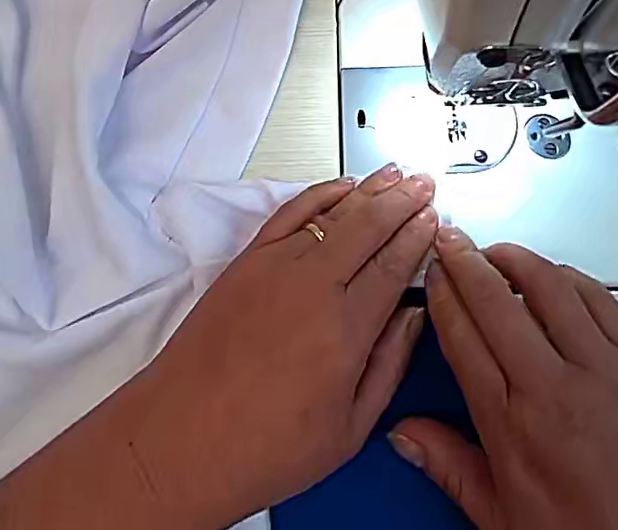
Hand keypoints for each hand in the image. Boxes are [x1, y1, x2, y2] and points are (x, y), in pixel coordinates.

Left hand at [0, 164, 438, 529]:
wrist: (184, 433)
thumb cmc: (265, 444)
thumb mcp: (348, 429)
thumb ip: (388, 365)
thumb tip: (413, 317)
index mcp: (346, 329)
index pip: (394, 265)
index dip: (418, 237)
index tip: (434, 219)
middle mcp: (314, 286)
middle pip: (370, 226)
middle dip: (402, 201)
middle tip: (424, 183)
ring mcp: (278, 264)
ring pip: (335, 212)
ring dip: (370, 190)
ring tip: (395, 173)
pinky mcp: (249, 257)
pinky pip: (291, 212)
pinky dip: (319, 193)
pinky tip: (341, 185)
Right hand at [389, 232, 617, 529]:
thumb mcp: (508, 522)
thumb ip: (451, 467)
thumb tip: (405, 437)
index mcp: (514, 426)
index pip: (461, 335)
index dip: (441, 294)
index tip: (433, 275)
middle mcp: (555, 389)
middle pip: (494, 298)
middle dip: (464, 259)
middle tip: (450, 240)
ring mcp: (605, 372)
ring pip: (547, 286)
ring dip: (514, 257)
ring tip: (496, 250)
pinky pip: (600, 300)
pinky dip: (569, 277)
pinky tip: (555, 276)